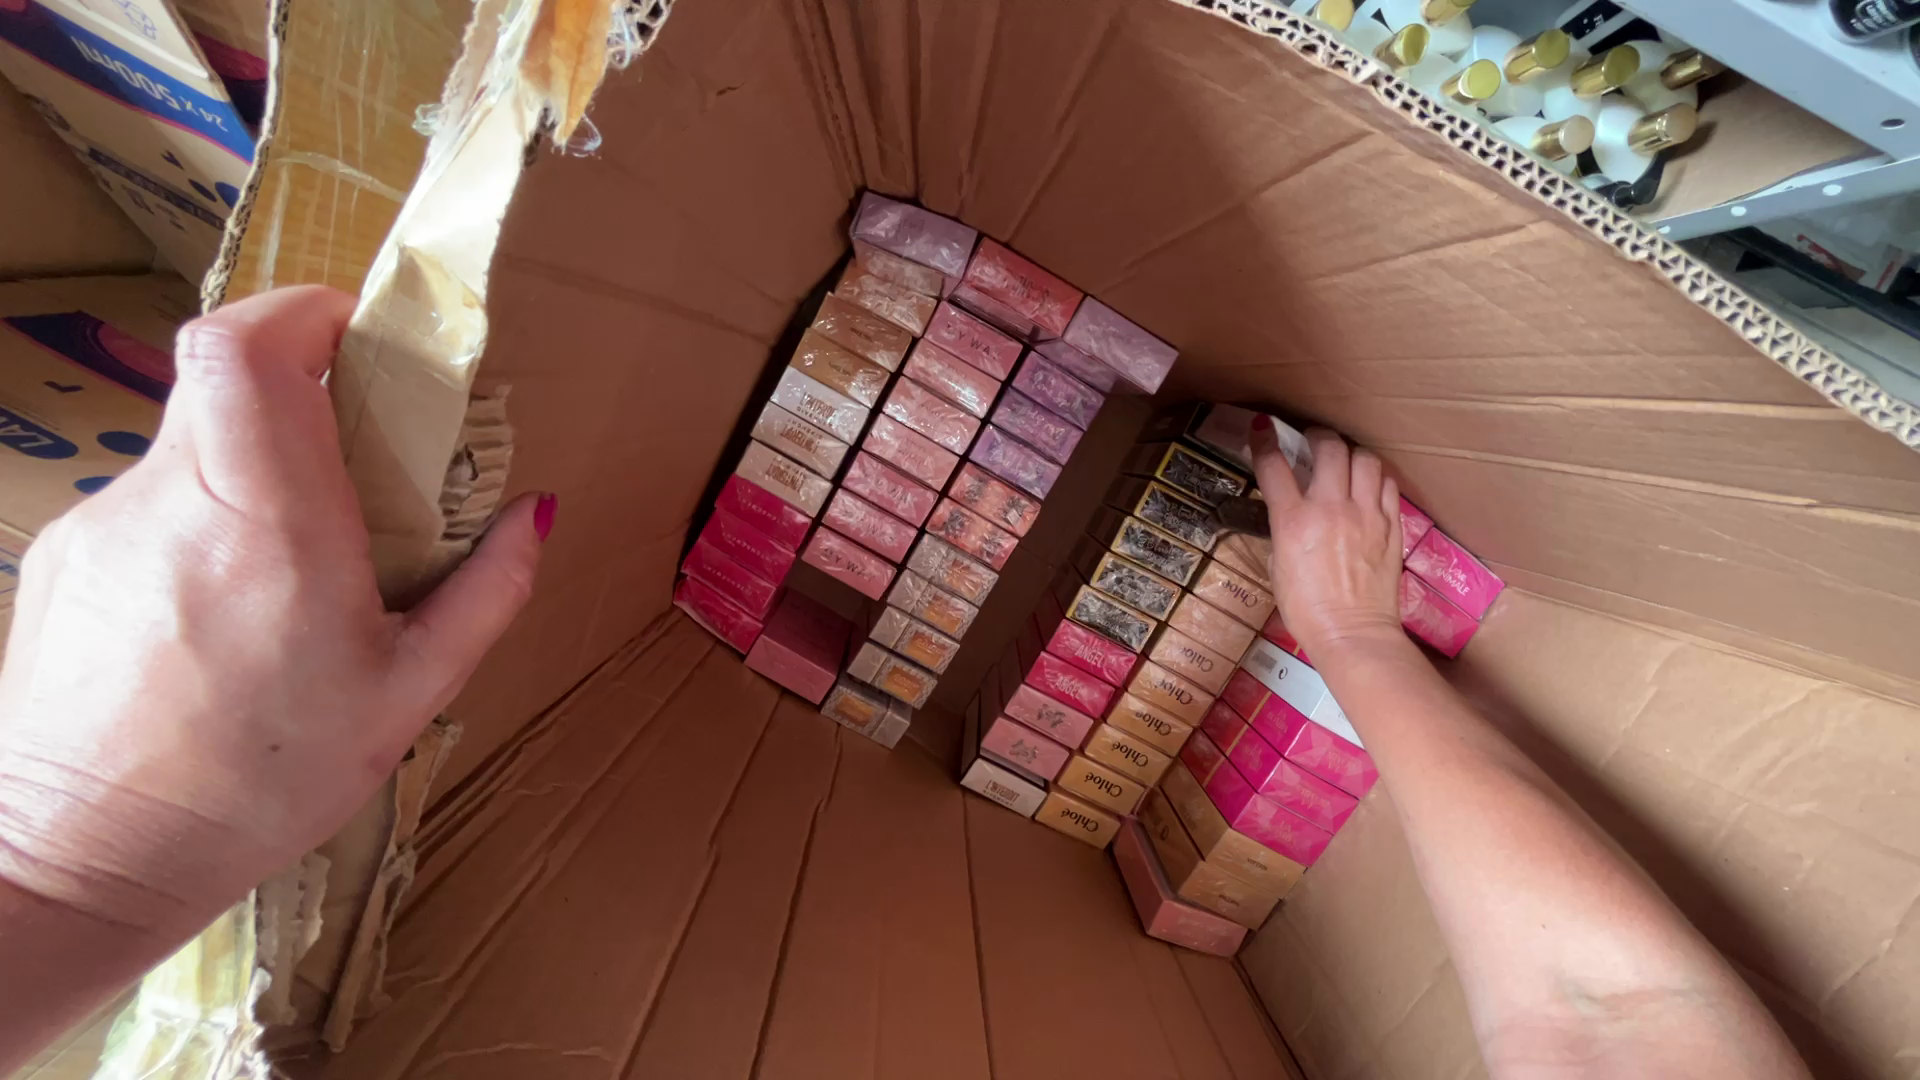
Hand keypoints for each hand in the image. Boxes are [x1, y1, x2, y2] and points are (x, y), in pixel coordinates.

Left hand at [0, 286, 548, 939]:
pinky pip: (169, 491)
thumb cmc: (268, 775)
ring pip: (201, 439)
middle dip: (316, 384)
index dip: (305, 312)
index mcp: (267, 522)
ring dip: (277, 453)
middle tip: (386, 441)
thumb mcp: (416, 689)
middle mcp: (171, 500)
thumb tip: (538, 510)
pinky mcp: (70, 556)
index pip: (247, 351)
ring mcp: (102, 524)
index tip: (368, 330)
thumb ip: (490, 588)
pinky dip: (230, 500)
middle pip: (228, 382)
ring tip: (333, 537)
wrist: (70, 866)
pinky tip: (260, 587)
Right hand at [1251, 419, 1402, 658]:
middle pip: (1328, 448)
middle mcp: (1330, 508)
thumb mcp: (1278, 564)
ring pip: (1364, 459)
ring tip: (1344, 461)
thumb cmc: (1304, 608)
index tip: (1261, 427)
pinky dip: (1374, 477)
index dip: (1264, 441)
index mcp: (1293, 520)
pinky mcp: (1391, 525)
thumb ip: (1284, 529)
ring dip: (1350, 454)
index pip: (1274, 466)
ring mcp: (1365, 514)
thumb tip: (1292, 513)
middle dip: (1316, 437)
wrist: (1351, 632)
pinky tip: (1366, 485)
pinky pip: (1386, 484)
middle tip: (1311, 442)